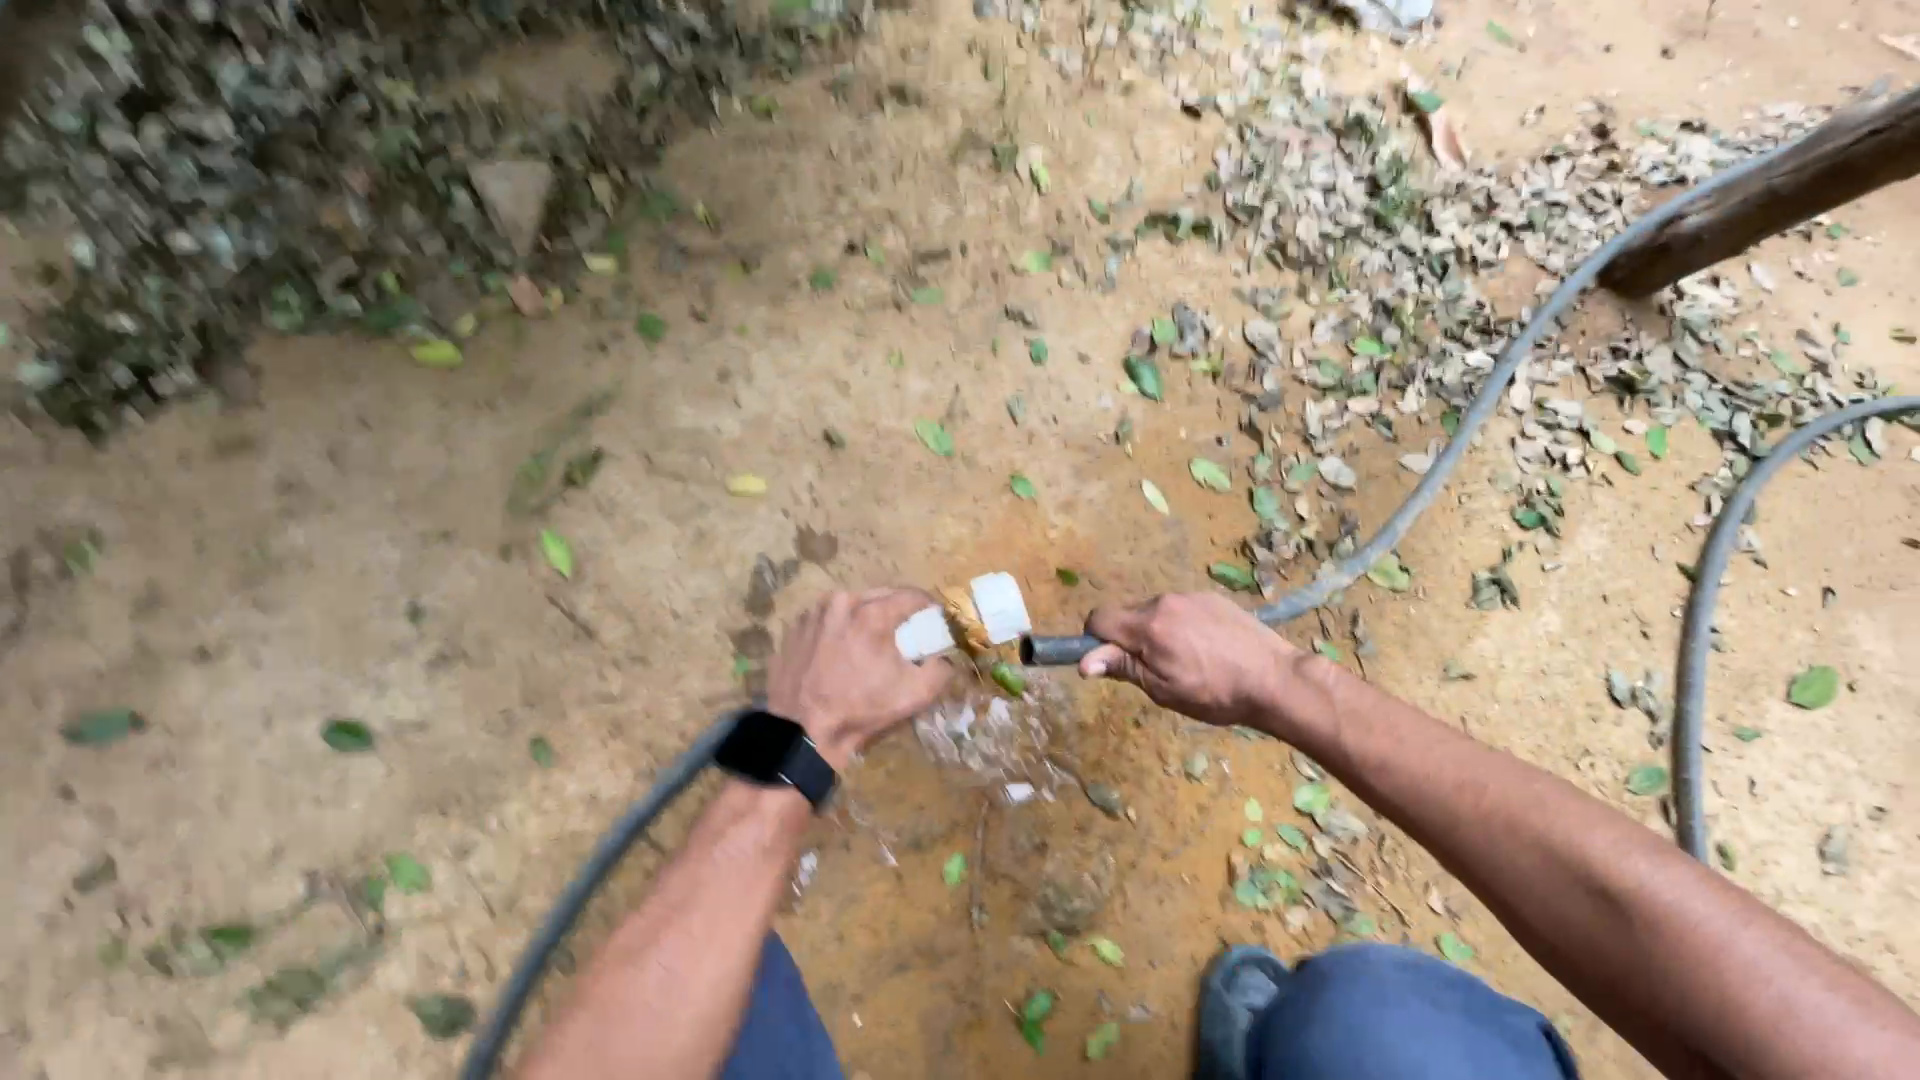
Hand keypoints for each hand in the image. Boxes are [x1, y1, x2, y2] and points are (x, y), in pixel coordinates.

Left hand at [765, 588, 955, 767]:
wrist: (802, 732)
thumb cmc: (860, 710)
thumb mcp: (915, 695)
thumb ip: (941, 670)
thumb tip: (945, 658)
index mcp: (871, 613)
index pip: (911, 596)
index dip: (928, 607)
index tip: (934, 620)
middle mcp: (841, 602)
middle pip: (880, 596)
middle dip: (896, 611)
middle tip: (904, 633)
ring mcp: (814, 613)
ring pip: (851, 605)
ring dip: (865, 618)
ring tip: (869, 643)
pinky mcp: (795, 627)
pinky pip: (827, 619)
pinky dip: (838, 629)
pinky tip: (839, 652)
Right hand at [1078, 593, 1314, 729]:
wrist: (1277, 680)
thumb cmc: (1215, 694)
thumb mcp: (1163, 689)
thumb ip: (1123, 667)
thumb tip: (1084, 661)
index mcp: (1148, 625)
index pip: (1098, 618)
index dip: (1096, 641)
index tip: (1113, 662)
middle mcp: (1164, 601)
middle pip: (1128, 615)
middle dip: (1131, 639)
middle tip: (1158, 670)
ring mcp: (1191, 596)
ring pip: (1156, 612)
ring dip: (1158, 632)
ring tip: (1189, 661)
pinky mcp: (1213, 597)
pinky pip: (1182, 609)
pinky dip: (1183, 626)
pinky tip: (1208, 648)